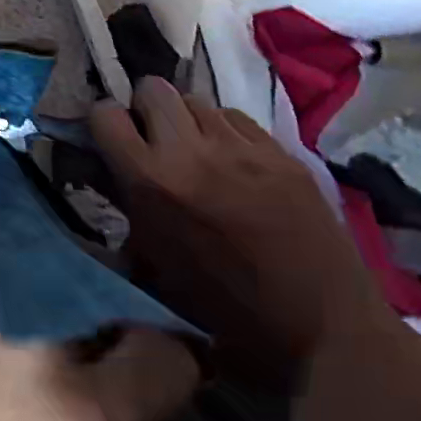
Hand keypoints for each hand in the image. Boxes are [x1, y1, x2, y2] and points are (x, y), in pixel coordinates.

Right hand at [87, 77, 391, 391]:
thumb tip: (98, 162)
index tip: (113, 138)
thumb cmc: (221, 304)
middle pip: (152, 88)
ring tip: (197, 147)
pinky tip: (233, 160)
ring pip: (196, 99)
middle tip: (154, 135)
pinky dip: (225, 130)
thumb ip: (122, 200)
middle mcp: (191, 153)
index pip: (105, 113)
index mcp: (151, 181)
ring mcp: (242, 149)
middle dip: (145, 107)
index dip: (105, 122)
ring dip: (186, 118)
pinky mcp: (283, 153)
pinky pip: (237, 117)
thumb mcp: (150, 256)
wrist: (321, 332)